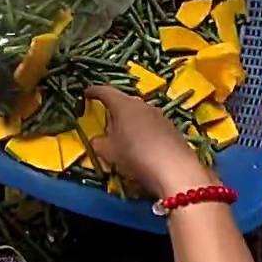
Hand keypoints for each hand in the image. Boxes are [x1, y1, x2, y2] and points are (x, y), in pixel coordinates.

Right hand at [86, 85, 218, 196]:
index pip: (106, 92)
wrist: (176, 170)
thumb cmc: (136, 155)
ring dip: (129, 121)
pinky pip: (151, 124)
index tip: (86, 93)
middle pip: (124, 102)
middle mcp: (143, 105)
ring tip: (123, 136)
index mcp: (124, 105)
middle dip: (113, 109)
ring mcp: (160, 115)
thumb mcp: (108, 152)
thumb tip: (96, 139)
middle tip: (104, 121)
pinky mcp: (172, 128)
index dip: (94, 91)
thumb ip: (98, 142)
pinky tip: (141, 146)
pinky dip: (142, 130)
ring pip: (139, 113)